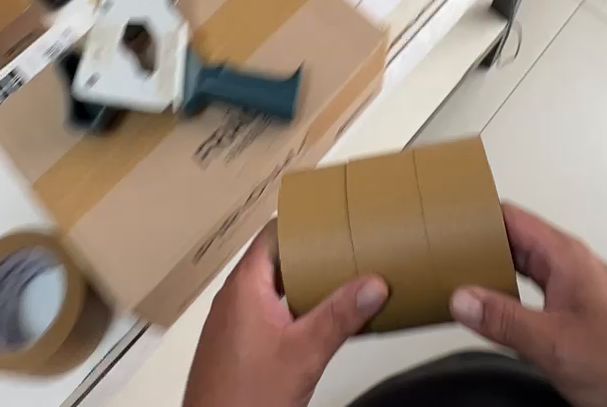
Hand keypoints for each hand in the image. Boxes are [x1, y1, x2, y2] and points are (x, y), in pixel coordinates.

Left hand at [184, 225, 389, 406]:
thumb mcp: (303, 354)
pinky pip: (266, 309)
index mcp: (246, 283)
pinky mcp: (235, 344)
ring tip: (337, 281)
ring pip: (271, 286)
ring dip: (301, 282)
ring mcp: (232, 321)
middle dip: (309, 254)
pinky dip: (290, 306)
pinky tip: (314, 321)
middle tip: (344, 248)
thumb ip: (340, 316)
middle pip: (275, 258)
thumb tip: (373, 283)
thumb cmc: (246, 399)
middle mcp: (234, 295)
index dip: (302, 222)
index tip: (332, 217)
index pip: (274, 233)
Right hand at [449, 204, 606, 406]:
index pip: (510, 217)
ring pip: (522, 266)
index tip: (446, 219)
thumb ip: (504, 320)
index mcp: (566, 256)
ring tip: (460, 279)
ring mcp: (575, 289)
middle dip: (478, 243)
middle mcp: (571, 265)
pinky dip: (508, 294)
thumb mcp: (555, 345)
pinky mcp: (577, 314)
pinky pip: (532, 290)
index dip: (476, 215)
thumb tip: (463, 297)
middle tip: (443, 251)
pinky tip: (494, 310)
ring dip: (493, 270)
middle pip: (513, 238)